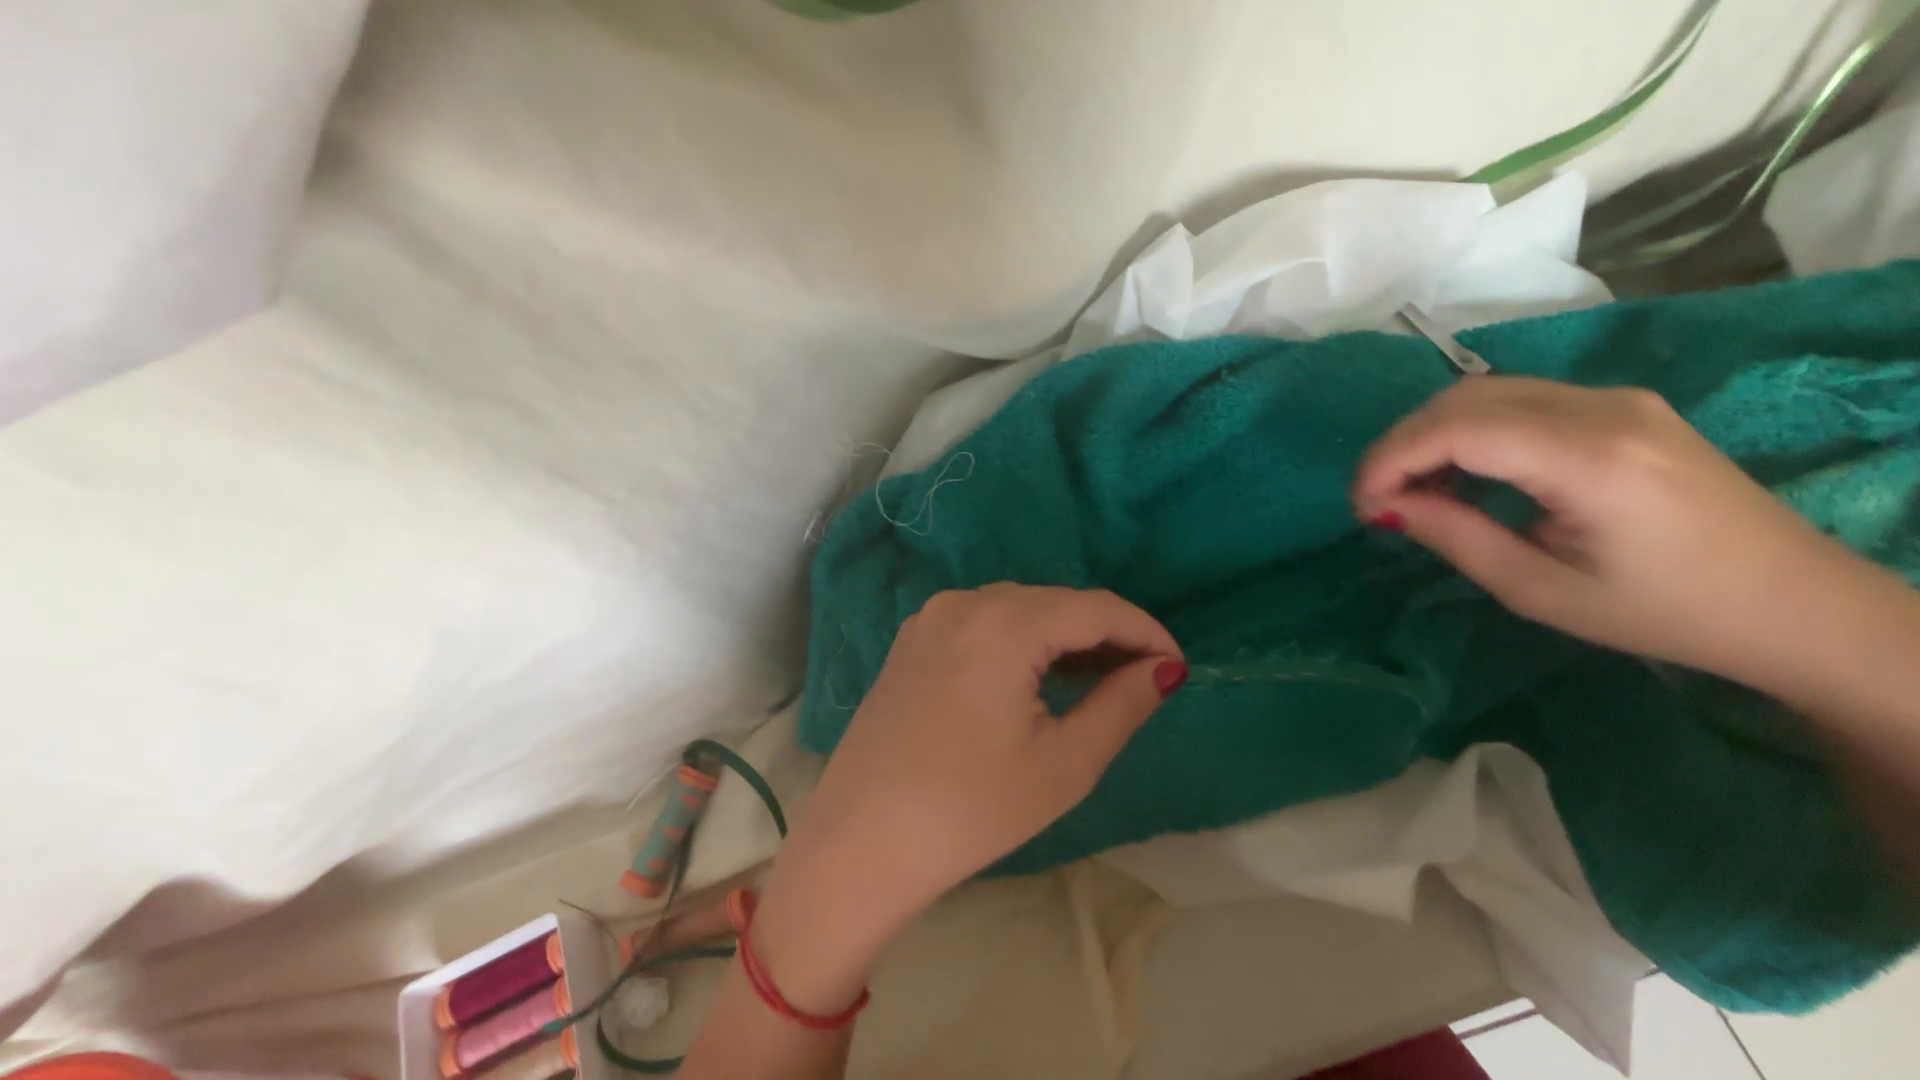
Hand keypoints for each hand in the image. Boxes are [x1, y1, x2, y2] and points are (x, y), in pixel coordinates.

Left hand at [740, 585, 1183, 1020]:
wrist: (861, 843)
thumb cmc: (971, 809)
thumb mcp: (1064, 762)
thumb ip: (1122, 704)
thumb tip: (1164, 669)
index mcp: (1002, 622)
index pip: (1096, 608)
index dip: (1145, 632)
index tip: (1177, 667)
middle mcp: (962, 603)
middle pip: (1055, 603)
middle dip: (1105, 634)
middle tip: (1143, 678)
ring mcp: (928, 621)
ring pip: (1017, 611)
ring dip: (1062, 638)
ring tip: (1100, 680)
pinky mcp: (909, 645)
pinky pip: (981, 626)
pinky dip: (1020, 644)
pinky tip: (1038, 679)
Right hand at [1350, 376, 1859, 688]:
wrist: (1793, 603)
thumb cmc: (1665, 613)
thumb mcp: (1543, 591)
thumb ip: (1458, 538)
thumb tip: (1387, 506)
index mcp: (1591, 459)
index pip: (1458, 428)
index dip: (1392, 458)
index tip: (1360, 505)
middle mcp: (1606, 409)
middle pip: (1467, 397)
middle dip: (1404, 442)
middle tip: (1378, 499)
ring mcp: (1620, 400)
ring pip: (1491, 391)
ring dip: (1435, 433)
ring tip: (1414, 490)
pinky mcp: (1625, 406)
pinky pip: (1524, 400)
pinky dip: (1474, 429)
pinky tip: (1465, 472)